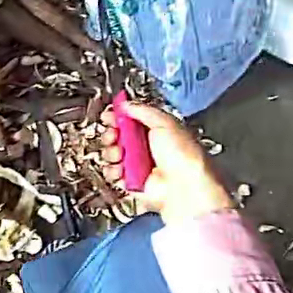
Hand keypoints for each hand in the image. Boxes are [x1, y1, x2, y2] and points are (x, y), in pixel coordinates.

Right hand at [102, 100, 235, 223]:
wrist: (184, 188)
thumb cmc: (183, 156)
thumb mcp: (164, 123)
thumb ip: (143, 111)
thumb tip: (125, 103)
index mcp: (156, 130)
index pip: (130, 118)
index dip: (117, 116)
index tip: (109, 115)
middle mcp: (146, 147)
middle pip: (117, 136)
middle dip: (111, 134)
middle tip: (114, 135)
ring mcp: (138, 165)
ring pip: (111, 154)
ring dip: (111, 153)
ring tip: (120, 155)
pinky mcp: (131, 182)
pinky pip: (112, 173)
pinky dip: (112, 171)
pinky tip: (121, 170)